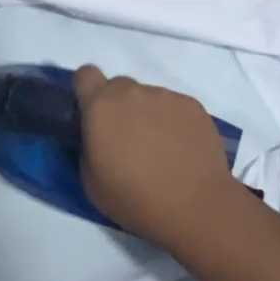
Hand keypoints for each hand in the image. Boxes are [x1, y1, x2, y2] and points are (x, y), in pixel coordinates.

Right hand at [75, 65, 241, 248]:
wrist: (194, 206)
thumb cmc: (133, 197)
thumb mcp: (91, 181)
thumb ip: (89, 146)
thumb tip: (98, 137)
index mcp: (101, 106)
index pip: (86, 74)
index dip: (87, 90)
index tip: (92, 113)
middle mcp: (133, 92)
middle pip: (119, 86)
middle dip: (118, 107)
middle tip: (127, 139)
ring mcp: (166, 96)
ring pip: (149, 97)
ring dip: (148, 115)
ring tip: (160, 149)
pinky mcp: (193, 106)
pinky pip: (175, 107)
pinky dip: (173, 122)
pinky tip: (182, 149)